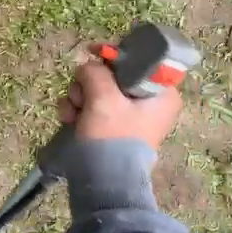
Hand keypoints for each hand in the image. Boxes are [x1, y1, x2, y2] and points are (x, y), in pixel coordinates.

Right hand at [56, 48, 183, 151]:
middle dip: (88, 83)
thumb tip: (88, 66)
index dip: (114, 55)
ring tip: (72, 114)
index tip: (93, 52)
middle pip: (112, 76)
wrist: (104, 180)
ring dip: (78, 98)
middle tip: (80, 96)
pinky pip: (92, 108)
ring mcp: (129, 116)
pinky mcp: (111, 128)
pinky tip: (70, 121)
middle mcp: (149, 103)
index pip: (140, 60)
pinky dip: (77, 111)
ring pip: (97, 91)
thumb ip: (95, 73)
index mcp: (161, 93)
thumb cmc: (111, 136)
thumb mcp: (103, 98)